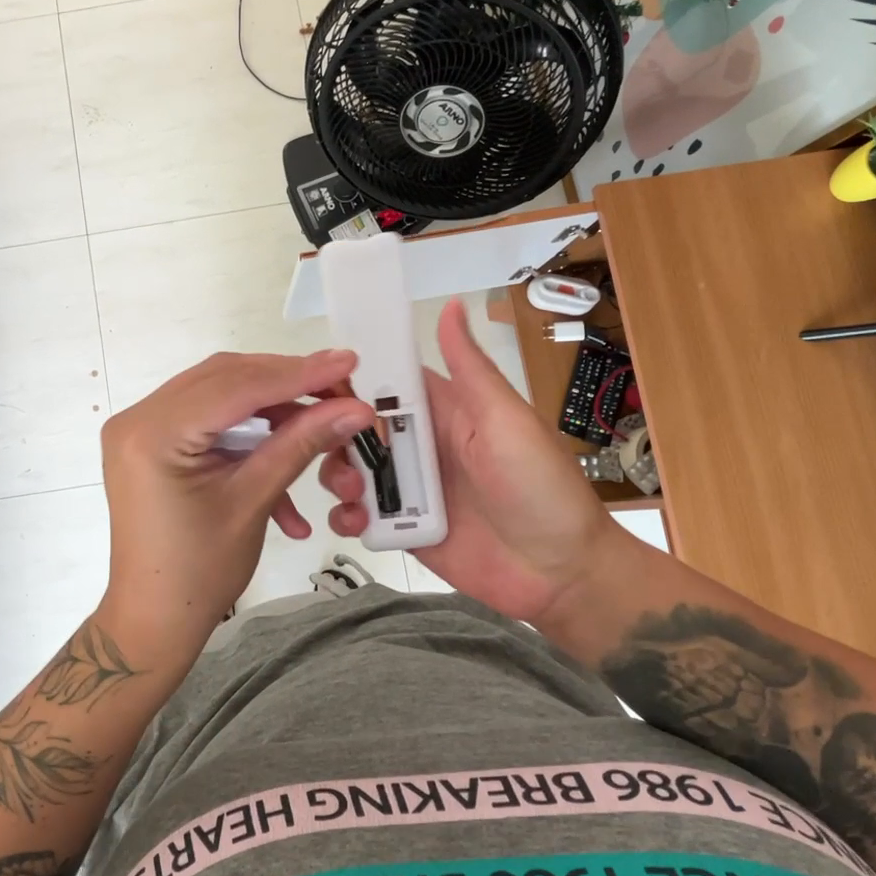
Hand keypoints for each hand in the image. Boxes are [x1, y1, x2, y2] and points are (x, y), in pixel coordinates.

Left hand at [99, 350, 374, 639]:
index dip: (298, 373)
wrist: (154, 617)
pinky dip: (248, 436)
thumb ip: (300, 444)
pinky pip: (206, 421)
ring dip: (271, 410)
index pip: (236, 386)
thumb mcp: (253, 502)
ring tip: (321, 424)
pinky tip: (285, 469)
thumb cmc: (199, 572)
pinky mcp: (150, 444)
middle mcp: (137, 418)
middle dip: (286, 385)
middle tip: (341, 388)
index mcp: (153, 434)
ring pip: (219, 396)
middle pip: (225, 380)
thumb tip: (355, 408)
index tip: (348, 362)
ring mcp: (140, 429)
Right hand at [321, 299, 623, 621]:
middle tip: (329, 446)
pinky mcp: (401, 529)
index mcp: (441, 413)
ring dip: (336, 475)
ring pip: (348, 471)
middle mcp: (417, 448)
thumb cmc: (540, 486)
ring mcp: (407, 491)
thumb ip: (470, 369)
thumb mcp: (506, 419)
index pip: (383, 385)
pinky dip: (346, 517)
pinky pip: (358, 517)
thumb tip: (452, 303)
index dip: (348, 379)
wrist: (559, 572)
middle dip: (331, 434)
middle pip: (353, 429)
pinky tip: (357, 521)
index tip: (316, 382)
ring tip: (352, 491)